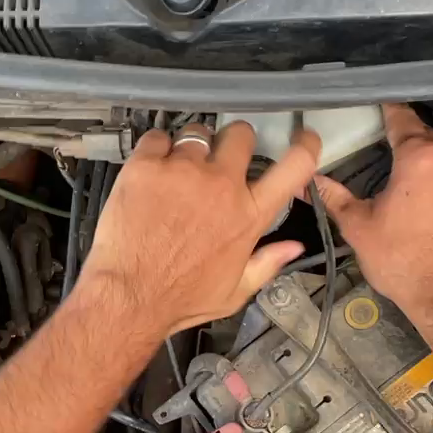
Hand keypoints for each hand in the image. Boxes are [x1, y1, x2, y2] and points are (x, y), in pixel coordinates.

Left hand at [79, 122, 319, 335]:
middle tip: (216, 159)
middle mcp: (221, 187)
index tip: (303, 137)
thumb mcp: (234, 292)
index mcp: (248, 216)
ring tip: (176, 173)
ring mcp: (183, 172)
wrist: (128, 297)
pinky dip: (155, 151)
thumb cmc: (178, 299)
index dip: (305, 145)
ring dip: (190, 148)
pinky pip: (156, 138)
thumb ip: (266, 264)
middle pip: (240, 135)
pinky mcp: (147, 168)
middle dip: (232, 142)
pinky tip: (150, 174)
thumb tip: (292, 248)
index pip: (295, 166)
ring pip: (196, 134)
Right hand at [315, 104, 432, 316]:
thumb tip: (311, 183)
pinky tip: (424, 201)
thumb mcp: (359, 228)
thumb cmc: (408, 263)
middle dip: (402, 143)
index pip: (400, 118)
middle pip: (423, 135)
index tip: (376, 106)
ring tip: (401, 182)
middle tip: (380, 152)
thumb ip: (334, 197)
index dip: (385, 111)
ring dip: (423, 162)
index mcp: (420, 157)